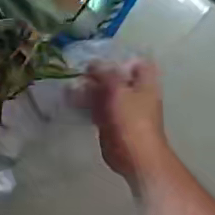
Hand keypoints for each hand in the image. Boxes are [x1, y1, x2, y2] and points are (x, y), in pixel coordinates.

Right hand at [83, 59, 170, 191]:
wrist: (135, 155)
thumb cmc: (132, 120)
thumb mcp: (119, 90)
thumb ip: (106, 74)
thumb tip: (94, 63)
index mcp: (144, 82)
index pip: (135, 63)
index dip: (119, 59)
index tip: (99, 60)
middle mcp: (134, 93)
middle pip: (115, 78)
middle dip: (97, 75)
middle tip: (78, 73)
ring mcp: (122, 109)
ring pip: (104, 94)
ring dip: (88, 90)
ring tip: (70, 86)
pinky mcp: (111, 123)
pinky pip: (97, 109)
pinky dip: (86, 105)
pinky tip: (71, 101)